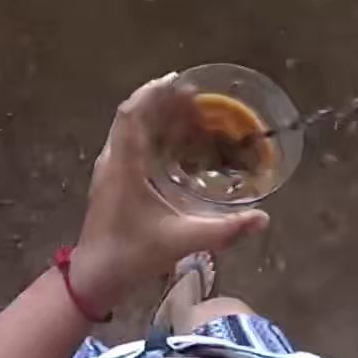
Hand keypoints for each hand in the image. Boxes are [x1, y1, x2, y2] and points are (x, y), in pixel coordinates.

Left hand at [72, 74, 269, 314]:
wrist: (94, 276)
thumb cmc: (131, 255)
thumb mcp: (180, 242)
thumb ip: (223, 232)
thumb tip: (262, 220)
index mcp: (122, 167)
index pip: (131, 115)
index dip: (152, 93)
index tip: (179, 81)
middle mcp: (112, 161)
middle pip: (133, 117)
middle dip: (161, 101)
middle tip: (195, 96)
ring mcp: (109, 170)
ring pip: (130, 130)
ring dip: (156, 116)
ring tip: (189, 112)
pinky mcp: (111, 180)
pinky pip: (130, 144)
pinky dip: (152, 134)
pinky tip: (175, 143)